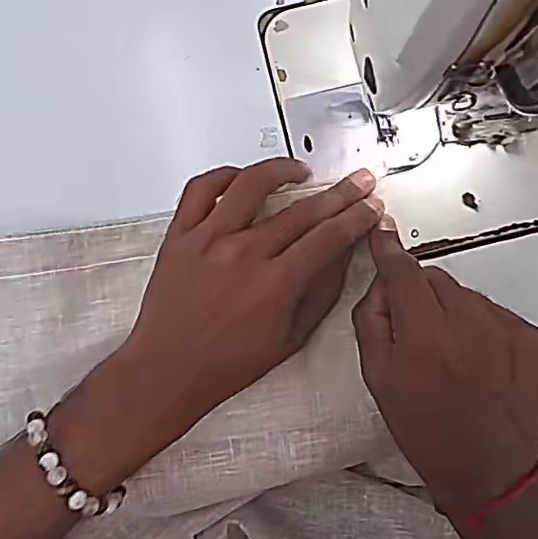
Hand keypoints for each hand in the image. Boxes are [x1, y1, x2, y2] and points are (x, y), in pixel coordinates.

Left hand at [85, 159, 381, 471]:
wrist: (169, 368)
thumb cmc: (223, 363)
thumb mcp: (288, 338)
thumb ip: (319, 293)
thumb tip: (340, 258)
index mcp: (275, 284)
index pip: (329, 236)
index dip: (356, 217)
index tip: (367, 207)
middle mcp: (243, 255)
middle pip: (302, 210)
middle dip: (339, 193)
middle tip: (354, 183)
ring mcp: (209, 241)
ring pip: (252, 185)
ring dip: (283, 170)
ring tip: (299, 170)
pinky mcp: (180, 236)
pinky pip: (201, 189)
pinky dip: (223, 175)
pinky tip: (241, 177)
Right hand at [352, 225, 537, 514]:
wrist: (487, 469)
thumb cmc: (427, 429)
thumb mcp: (377, 378)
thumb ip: (372, 321)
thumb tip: (381, 285)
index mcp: (425, 334)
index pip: (403, 271)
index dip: (389, 250)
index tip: (383, 237)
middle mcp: (471, 324)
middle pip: (437, 279)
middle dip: (422, 295)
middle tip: (419, 333)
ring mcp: (510, 330)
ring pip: (469, 296)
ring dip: (456, 313)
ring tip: (455, 355)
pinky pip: (501, 314)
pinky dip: (488, 328)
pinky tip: (483, 361)